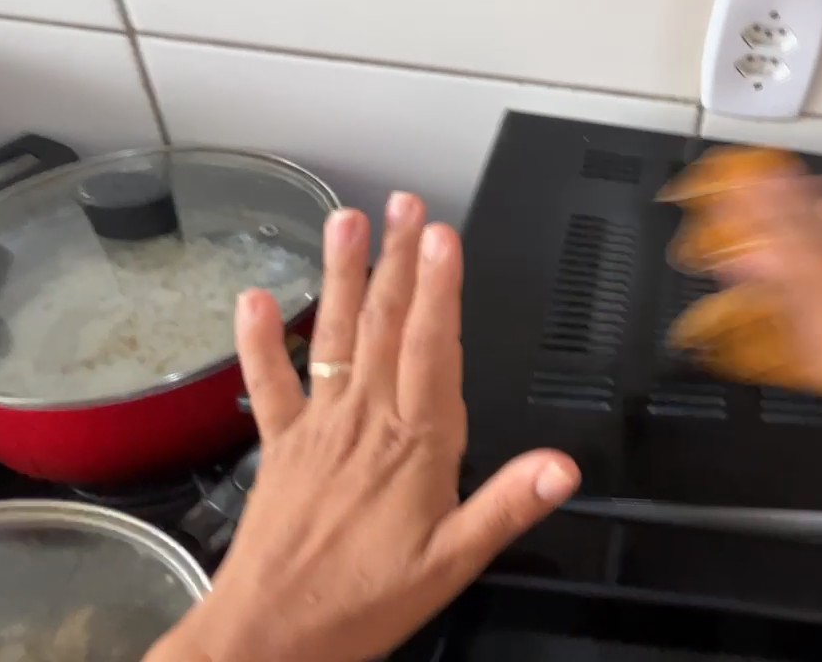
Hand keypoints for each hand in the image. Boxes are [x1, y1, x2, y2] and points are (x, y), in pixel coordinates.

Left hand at [150, 193, 580, 661]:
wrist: (259, 650)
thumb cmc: (362, 603)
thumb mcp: (454, 562)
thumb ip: (509, 506)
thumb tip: (564, 467)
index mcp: (415, 439)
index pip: (432, 346)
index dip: (440, 287)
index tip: (442, 236)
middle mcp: (367, 417)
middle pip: (387, 322)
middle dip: (400, 258)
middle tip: (408, 204)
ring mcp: (320, 425)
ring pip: (336, 335)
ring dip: (344, 275)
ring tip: (348, 221)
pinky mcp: (282, 445)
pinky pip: (270, 385)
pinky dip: (261, 341)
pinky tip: (256, 299)